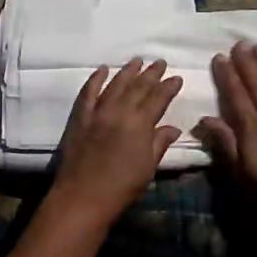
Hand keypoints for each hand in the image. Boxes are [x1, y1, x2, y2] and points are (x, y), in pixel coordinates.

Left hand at [47, 59, 183, 225]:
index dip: (168, 87)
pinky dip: (95, 79)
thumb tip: (173, 127)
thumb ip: (160, 143)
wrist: (83, 196)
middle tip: (160, 62)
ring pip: (115, 85)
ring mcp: (98, 112)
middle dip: (151, 74)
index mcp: (140, 124)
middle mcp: (119, 112)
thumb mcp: (148, 167)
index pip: (157, 99)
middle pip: (137, 87)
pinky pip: (88, 93)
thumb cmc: (122, 186)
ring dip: (127, 72)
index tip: (176, 78)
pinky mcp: (80, 117)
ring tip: (137, 60)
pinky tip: (102, 69)